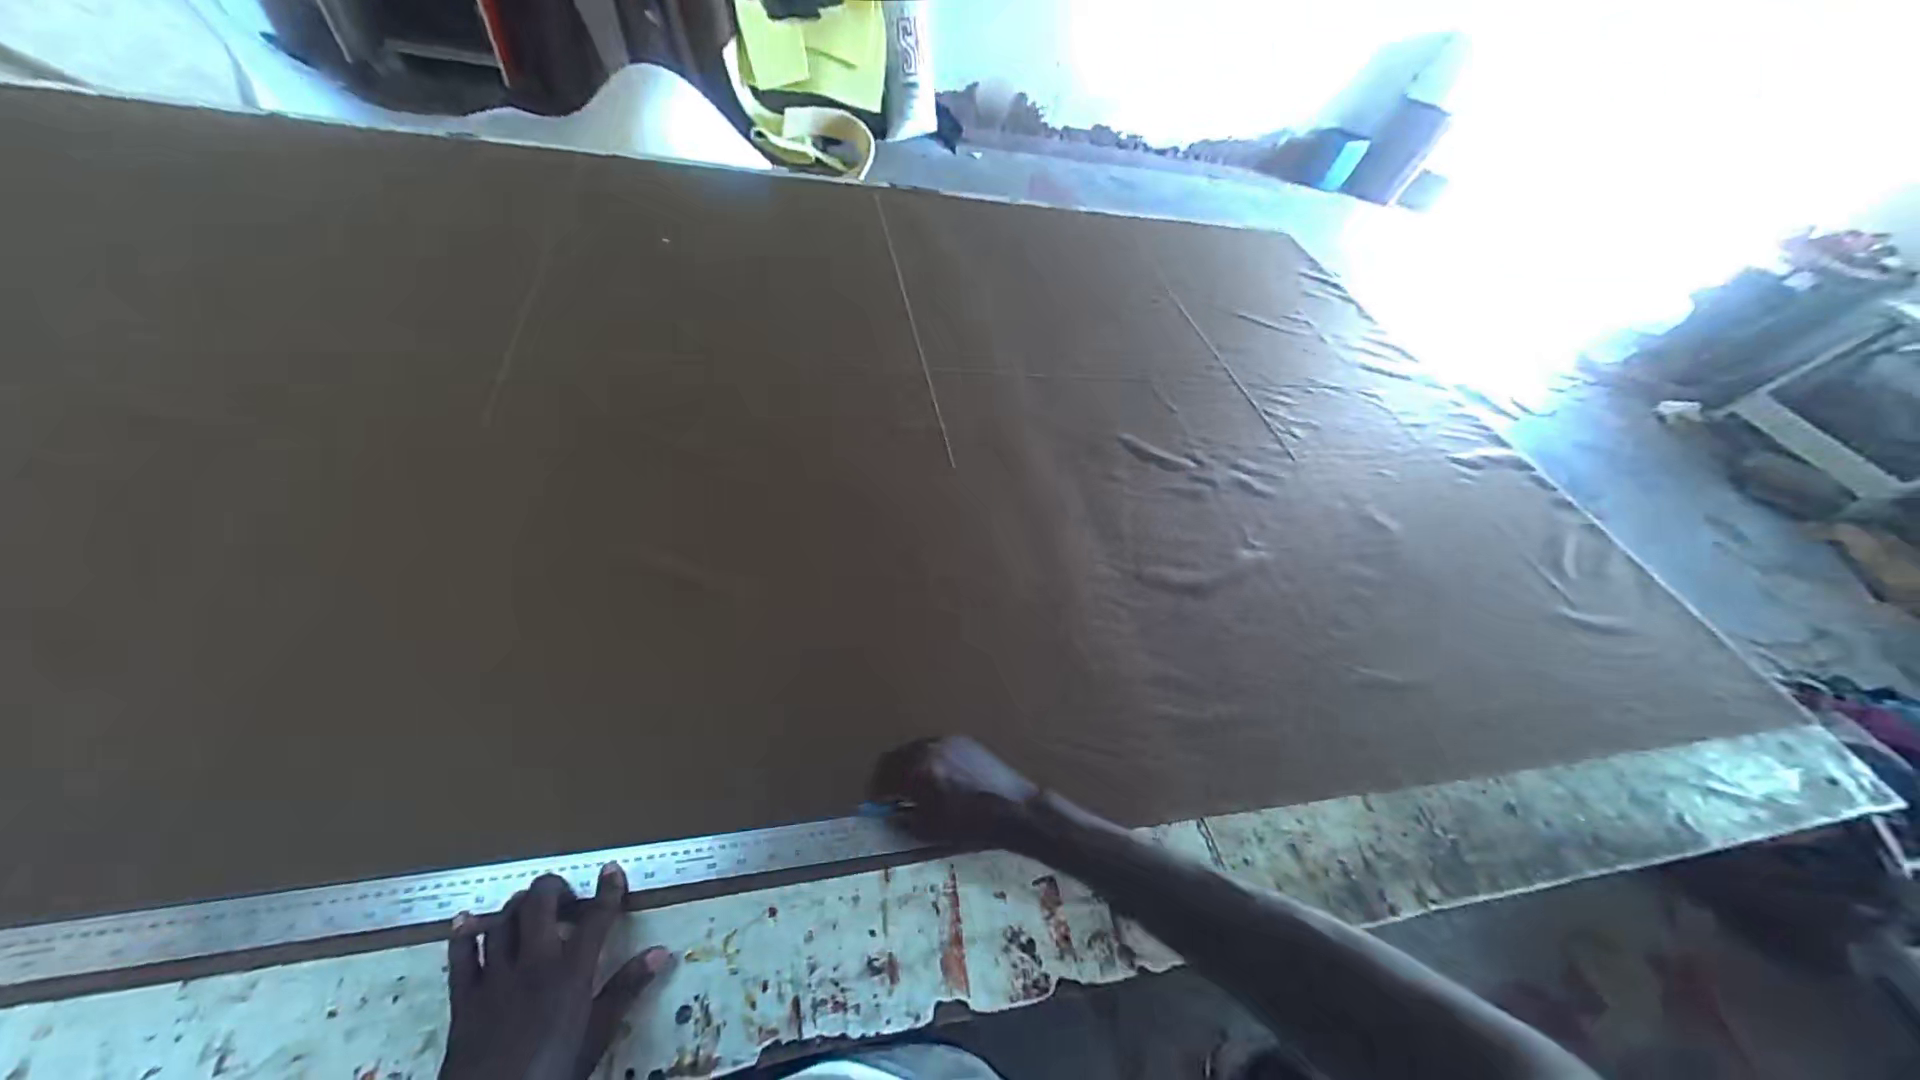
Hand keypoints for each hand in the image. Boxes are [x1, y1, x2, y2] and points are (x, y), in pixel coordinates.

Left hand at [440, 864, 671, 1079]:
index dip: (607, 889)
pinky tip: (468, 921)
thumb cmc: (552, 1072)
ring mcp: (495, 976)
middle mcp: (533, 962)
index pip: (596, 917)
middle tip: (567, 899)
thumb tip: (661, 952)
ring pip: (503, 919)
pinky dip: (465, 932)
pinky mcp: (463, 996)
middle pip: (540, 902)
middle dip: (555, 888)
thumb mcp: (597, 1035)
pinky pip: (460, 953)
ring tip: (530, 909)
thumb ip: (626, 989)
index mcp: (571, 971)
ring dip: (518, 906)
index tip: (611, 870)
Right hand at [870, 736, 1043, 848]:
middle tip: (889, 794)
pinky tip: (937, 777)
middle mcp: (929, 749)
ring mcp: (948, 741)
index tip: (876, 803)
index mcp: (918, 771)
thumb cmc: (972, 825)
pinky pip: (935, 747)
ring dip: (907, 766)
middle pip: (895, 757)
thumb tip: (890, 815)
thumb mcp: (930, 830)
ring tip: (913, 786)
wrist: (1015, 808)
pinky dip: (927, 760)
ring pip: (915, 749)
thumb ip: (904, 820)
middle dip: (888, 775)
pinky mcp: (964, 741)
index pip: (882, 775)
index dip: (875, 790)